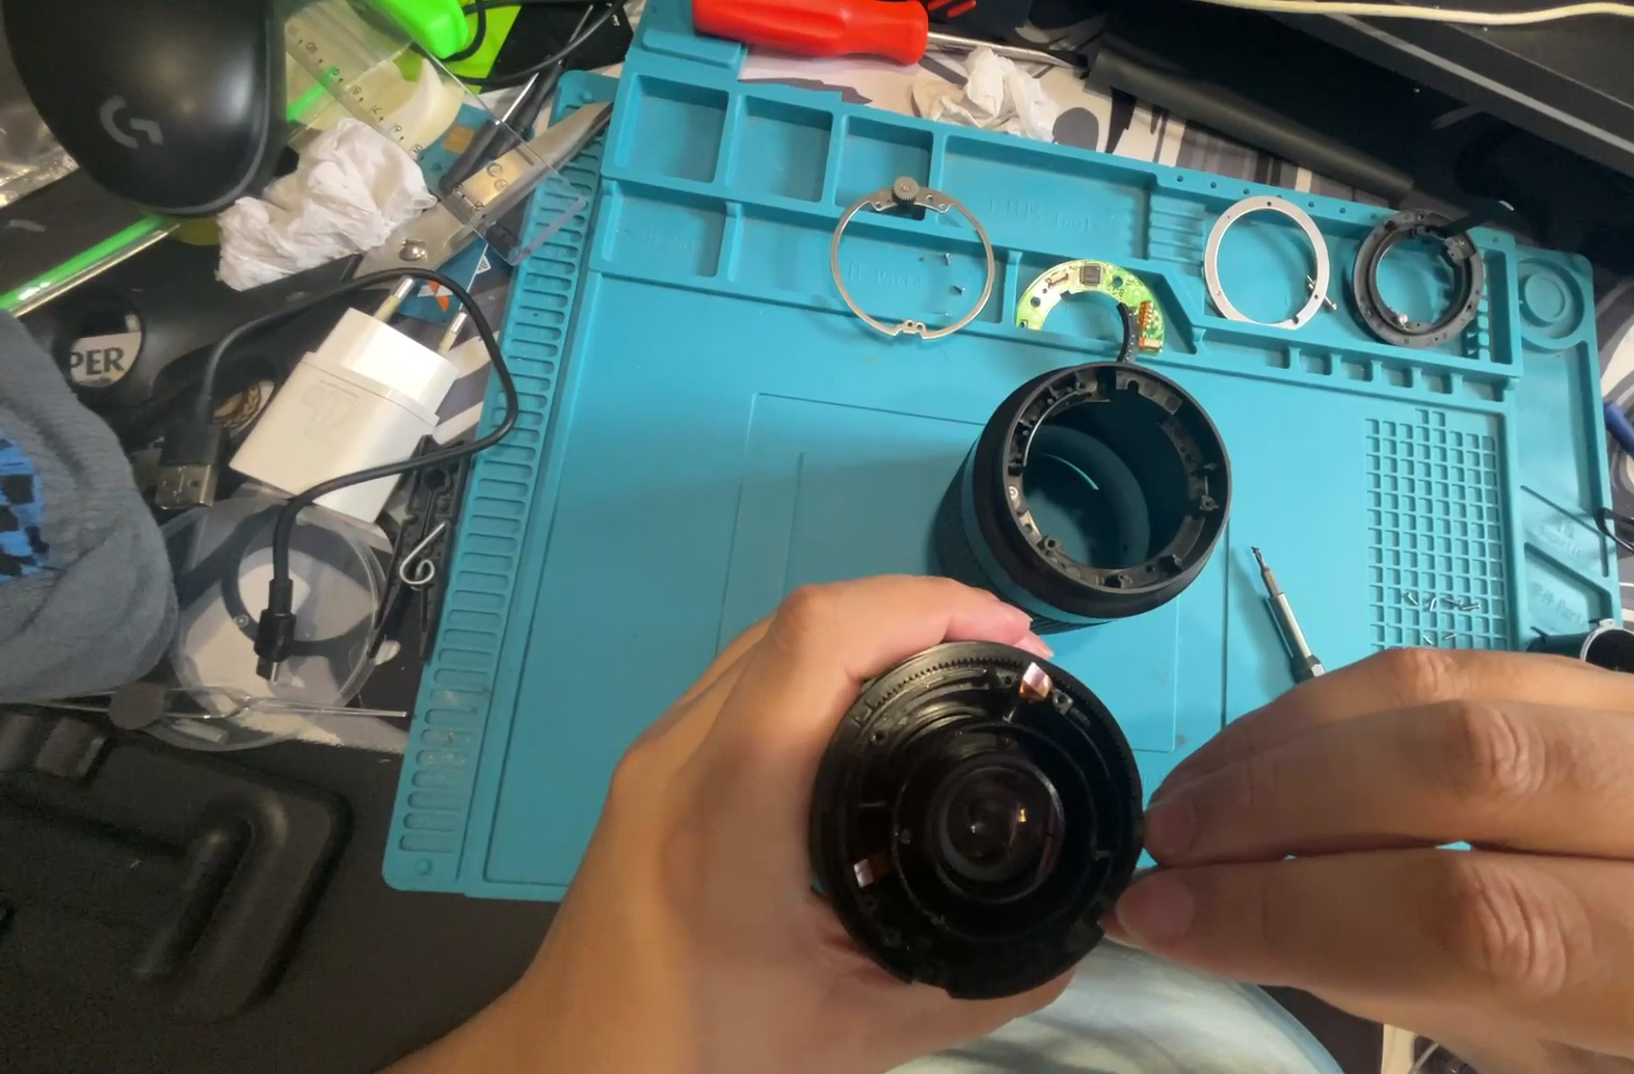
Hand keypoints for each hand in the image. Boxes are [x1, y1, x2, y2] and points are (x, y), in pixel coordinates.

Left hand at [393, 577, 1063, 1073]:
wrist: (566, 1069)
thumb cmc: (696, 1053)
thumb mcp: (851, 1036)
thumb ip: (971, 988)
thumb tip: (1066, 945)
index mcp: (736, 798)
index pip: (823, 640)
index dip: (924, 607)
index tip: (1008, 634)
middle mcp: (689, 744)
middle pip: (809, 615)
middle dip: (920, 605)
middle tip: (1000, 645)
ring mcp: (666, 737)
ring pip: (782, 627)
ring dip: (878, 618)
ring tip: (956, 652)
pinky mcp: (664, 746)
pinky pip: (761, 658)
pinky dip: (838, 646)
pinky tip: (882, 682)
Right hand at [1111, 648, 1633, 1072]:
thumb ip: (1427, 988)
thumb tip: (1233, 917)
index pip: (1487, 918)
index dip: (1292, 913)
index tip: (1161, 921)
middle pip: (1461, 763)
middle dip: (1277, 800)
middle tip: (1166, 842)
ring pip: (1437, 685)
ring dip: (1282, 740)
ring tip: (1193, 793)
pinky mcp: (1612, 675)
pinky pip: (1439, 664)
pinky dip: (1324, 707)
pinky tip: (1264, 751)